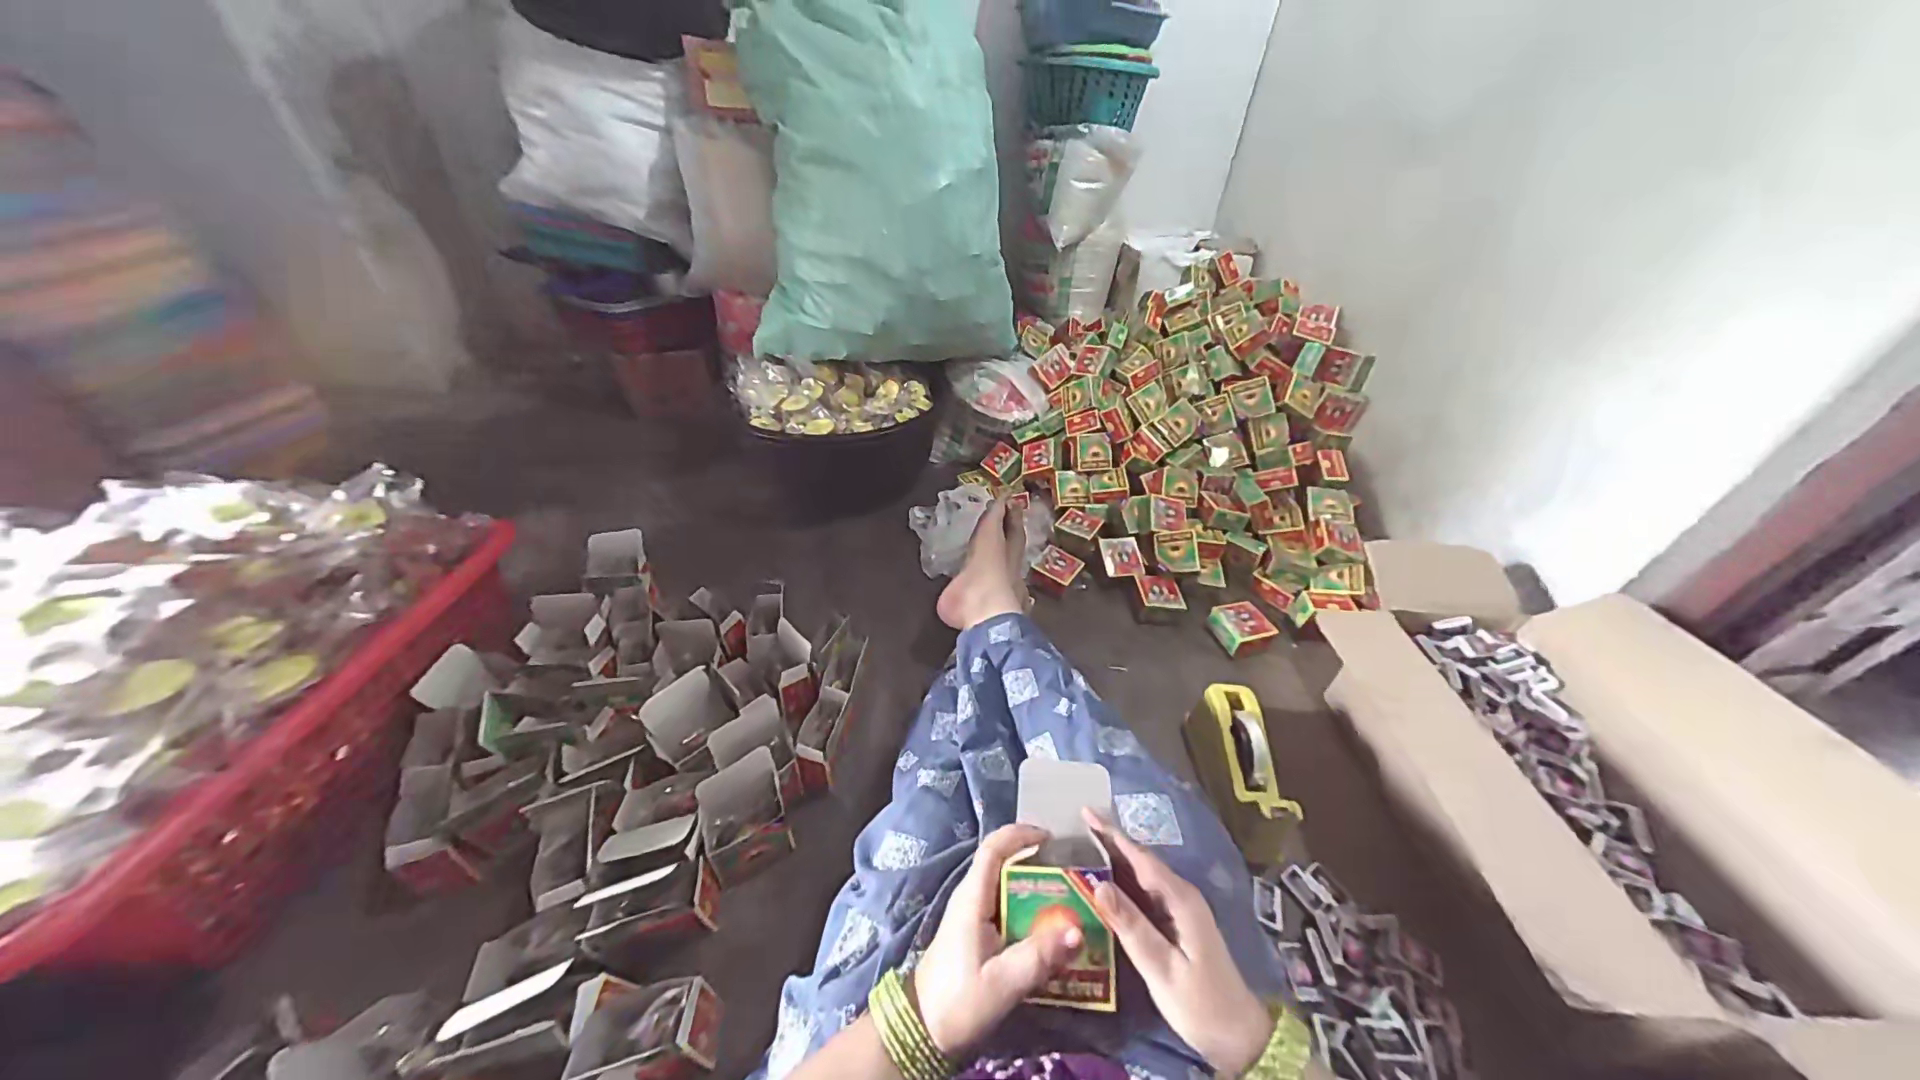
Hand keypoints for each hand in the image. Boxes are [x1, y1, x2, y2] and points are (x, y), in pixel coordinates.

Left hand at [913, 824, 1081, 1057]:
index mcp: (972, 897)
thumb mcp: (1002, 982)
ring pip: (1007, 887)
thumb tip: (1077, 930)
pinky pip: (1007, 908)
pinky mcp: (977, 934)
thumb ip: (1039, 955)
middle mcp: (971, 897)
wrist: (923, 1029)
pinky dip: (1029, 910)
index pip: (993, 848)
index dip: (1020, 835)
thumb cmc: (958, 1000)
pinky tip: (1050, 929)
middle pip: (1004, 864)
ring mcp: (973, 915)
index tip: (1051, 837)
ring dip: (1036, 887)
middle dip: (1037, 862)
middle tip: (1071, 872)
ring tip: (1069, 898)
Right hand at [1085, 808, 1273, 1075]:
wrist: (1241, 1039)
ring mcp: (1181, 909)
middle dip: (1110, 839)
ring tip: (1084, 844)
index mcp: (1180, 899)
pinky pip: (1145, 891)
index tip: (1086, 811)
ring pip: (1142, 874)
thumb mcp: (1162, 969)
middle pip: (1141, 859)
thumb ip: (1132, 926)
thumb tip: (1098, 884)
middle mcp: (1182, 896)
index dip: (1111, 833)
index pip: (1140, 857)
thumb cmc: (1201, 1005)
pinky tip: (1106, 881)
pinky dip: (1123, 879)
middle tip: (1078, 824)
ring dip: (1115, 858)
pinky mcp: (1178, 923)